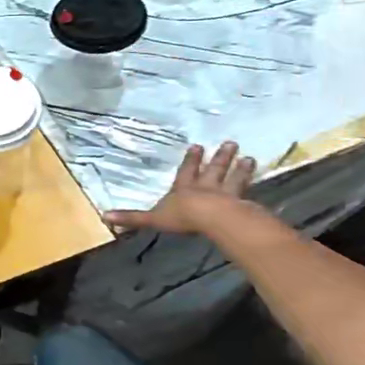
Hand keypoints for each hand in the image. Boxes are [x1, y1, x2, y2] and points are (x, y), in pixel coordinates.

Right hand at [104, 141, 256, 234]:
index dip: (191, 160)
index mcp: (184, 188)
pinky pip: (249, 194)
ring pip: (234, 179)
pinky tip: (260, 183)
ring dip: (241, 169)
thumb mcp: (153, 218)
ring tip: (250, 158)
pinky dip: (253, 187)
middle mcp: (207, 188)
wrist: (216, 221)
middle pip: (214, 170)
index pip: (186, 171)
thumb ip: (132, 218)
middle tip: (231, 143)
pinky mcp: (244, 206)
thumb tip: (104, 216)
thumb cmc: (184, 217)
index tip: (197, 146)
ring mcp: (227, 195)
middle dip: (220, 158)